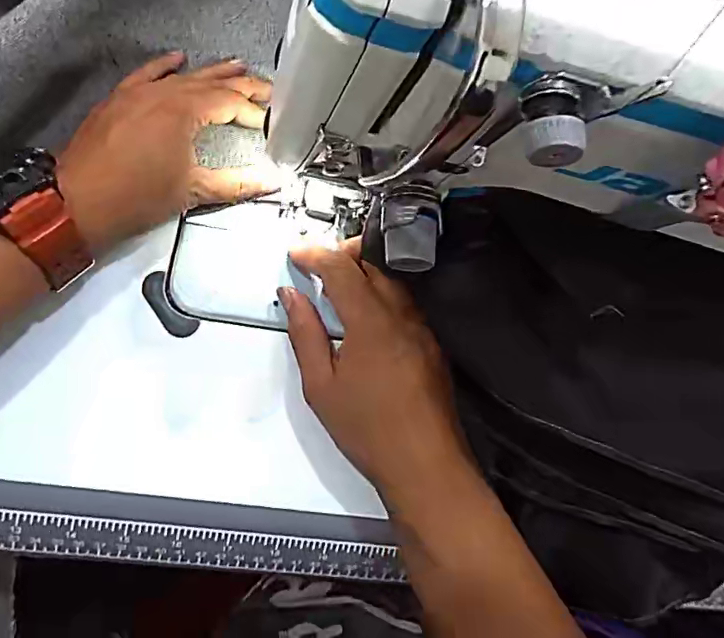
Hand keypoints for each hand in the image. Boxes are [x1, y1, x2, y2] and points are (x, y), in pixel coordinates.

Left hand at [57, 52, 284, 256]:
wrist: (75, 204)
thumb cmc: (127, 199)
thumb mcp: (190, 192)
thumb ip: (235, 184)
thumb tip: (266, 182)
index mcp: (182, 111)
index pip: (230, 103)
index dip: (253, 111)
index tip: (268, 121)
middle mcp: (160, 94)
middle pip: (211, 82)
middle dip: (242, 85)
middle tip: (264, 88)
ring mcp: (137, 94)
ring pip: (182, 76)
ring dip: (211, 73)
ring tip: (235, 67)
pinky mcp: (118, 100)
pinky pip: (147, 74)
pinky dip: (165, 66)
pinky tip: (177, 59)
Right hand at [280, 241, 476, 503]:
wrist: (428, 470)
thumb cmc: (369, 432)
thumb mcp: (320, 386)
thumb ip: (304, 333)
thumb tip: (292, 295)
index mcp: (371, 322)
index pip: (341, 268)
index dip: (315, 254)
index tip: (296, 253)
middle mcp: (401, 316)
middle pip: (373, 261)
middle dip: (342, 252)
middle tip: (317, 262)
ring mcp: (422, 329)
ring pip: (391, 278)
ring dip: (363, 269)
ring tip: (336, 283)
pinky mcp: (431, 344)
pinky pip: (404, 300)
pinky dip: (380, 290)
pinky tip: (364, 313)